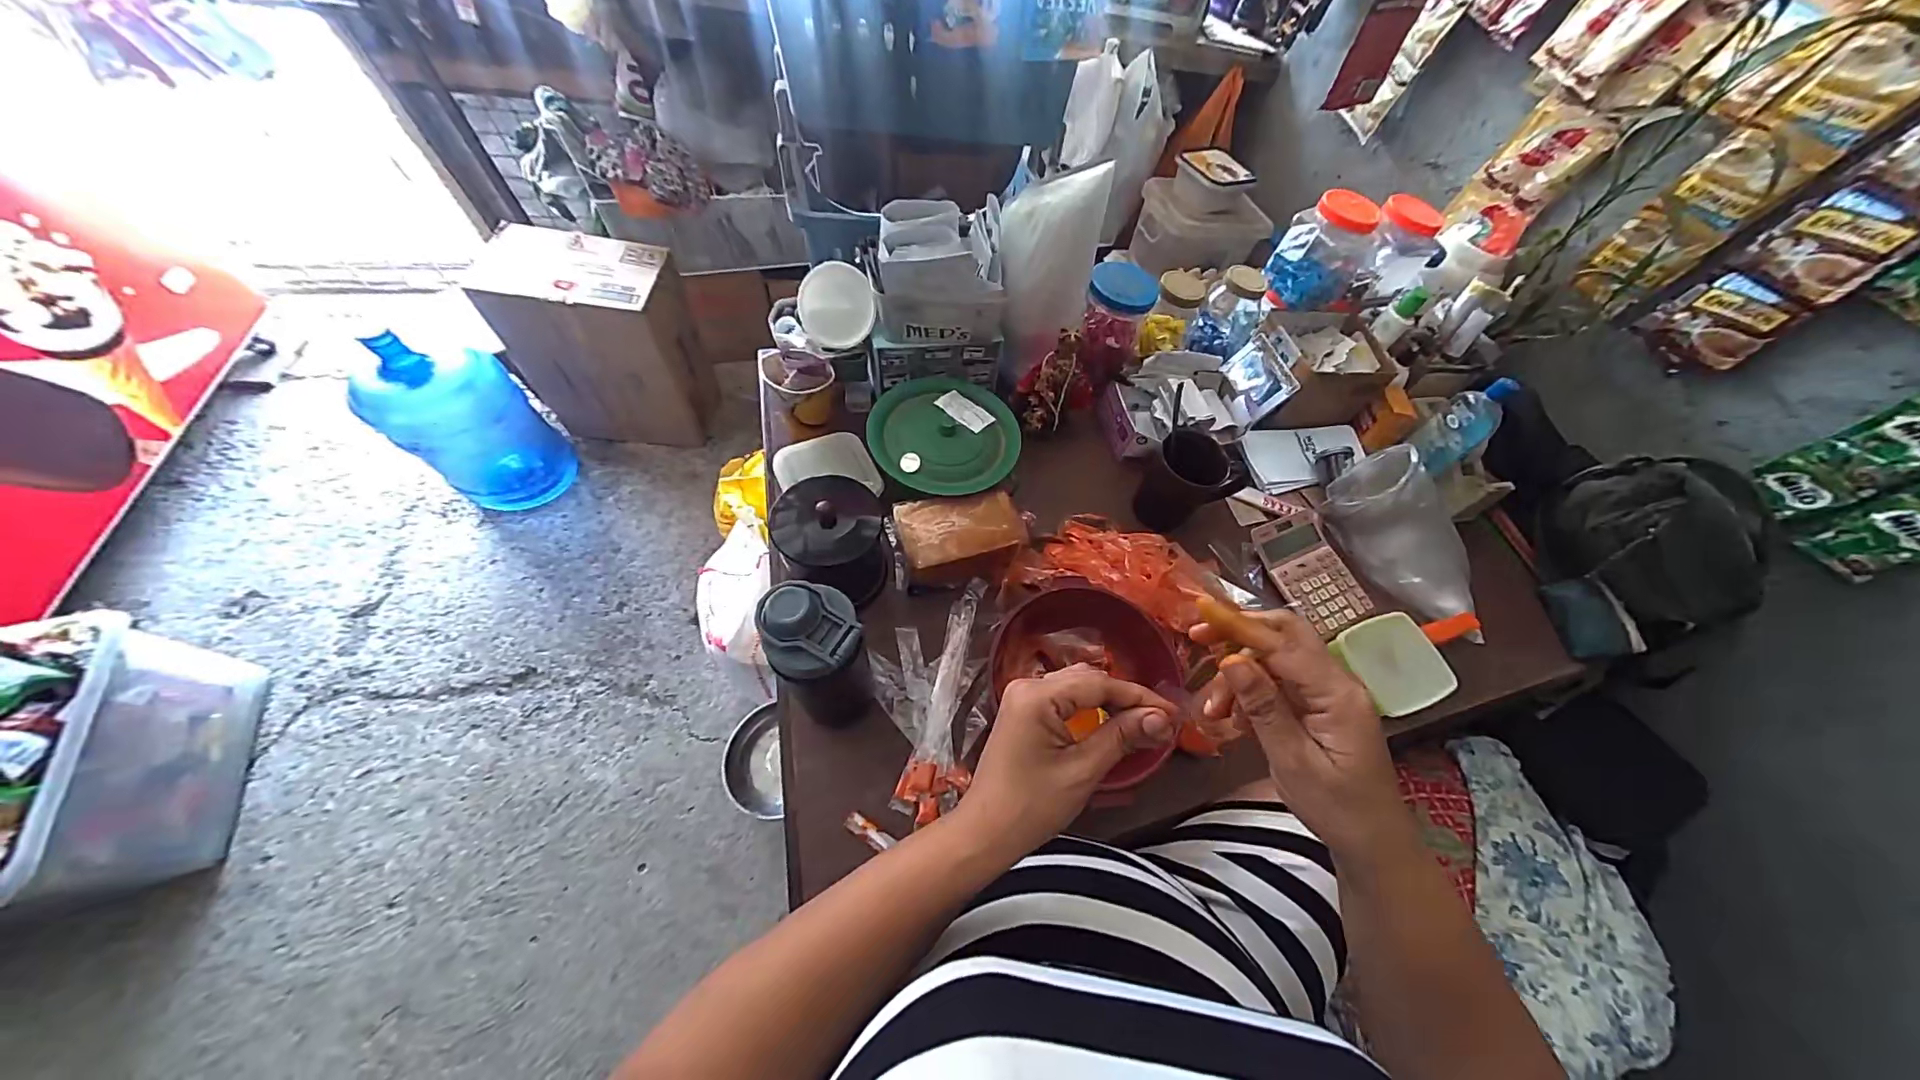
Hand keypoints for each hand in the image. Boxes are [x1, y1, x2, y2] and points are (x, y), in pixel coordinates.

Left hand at [953, 665, 1175, 856]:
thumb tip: (1160, 718)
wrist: (987, 831)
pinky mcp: (1023, 712)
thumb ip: (1122, 737)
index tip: (1172, 713)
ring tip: (1143, 723)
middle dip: (1127, 698)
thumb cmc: (1030, 806)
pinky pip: (1063, 699)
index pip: (1100, 683)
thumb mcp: (1083, 771)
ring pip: (1077, 687)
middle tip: (1161, 721)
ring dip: (1110, 702)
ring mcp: (1022, 698)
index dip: (1140, 697)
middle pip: (1088, 680)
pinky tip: (1111, 724)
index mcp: (1037, 695)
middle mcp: (1027, 686)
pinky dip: (1090, 709)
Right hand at [1190, 610, 1406, 853]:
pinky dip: (1249, 689)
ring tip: (1214, 711)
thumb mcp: (1293, 761)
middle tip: (1198, 641)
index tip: (1203, 610)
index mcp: (1337, 694)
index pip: (1284, 644)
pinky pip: (1278, 680)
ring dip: (1238, 673)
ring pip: (1274, 657)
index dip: (1241, 624)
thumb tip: (1232, 661)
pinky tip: (1233, 718)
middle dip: (1238, 632)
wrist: (1373, 841)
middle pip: (1284, 634)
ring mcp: (1327, 691)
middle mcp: (1336, 682)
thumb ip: (1264, 707)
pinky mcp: (1317, 703)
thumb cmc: (1337, 808)